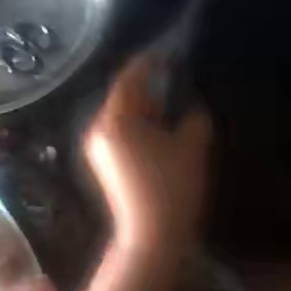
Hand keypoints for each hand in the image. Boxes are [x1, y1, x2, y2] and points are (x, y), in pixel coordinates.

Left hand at [84, 52, 211, 254]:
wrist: (151, 238)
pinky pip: (120, 133)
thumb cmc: (172, 189)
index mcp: (114, 120)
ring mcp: (97, 149)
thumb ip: (193, 117)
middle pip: (123, 96)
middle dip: (149, 86)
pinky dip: (139, 125)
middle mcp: (97, 130)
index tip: (169, 52)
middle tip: (176, 76)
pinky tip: (161, 130)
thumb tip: (190, 107)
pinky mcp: (103, 164)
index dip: (150, 62)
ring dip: (145, 107)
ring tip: (172, 102)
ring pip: (122, 116)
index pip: (130, 79)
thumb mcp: (191, 146)